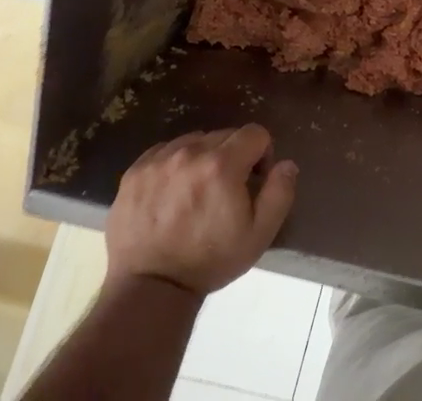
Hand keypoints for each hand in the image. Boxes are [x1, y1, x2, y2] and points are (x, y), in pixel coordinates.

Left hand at [105, 125, 298, 294]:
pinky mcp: (134, 172)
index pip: (255, 133)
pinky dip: (174, 164)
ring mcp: (158, 161)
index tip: (254, 181)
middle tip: (226, 190)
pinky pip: (164, 152)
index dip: (262, 154)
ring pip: (193, 141)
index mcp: (222, 165)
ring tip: (196, 191)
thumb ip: (280, 193)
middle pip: (224, 135)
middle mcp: (189, 153)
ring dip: (203, 158)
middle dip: (233, 156)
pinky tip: (172, 192)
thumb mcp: (259, 235)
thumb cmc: (209, 261)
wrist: (149, 287)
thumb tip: (287, 163)